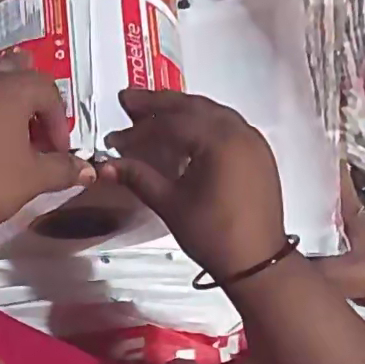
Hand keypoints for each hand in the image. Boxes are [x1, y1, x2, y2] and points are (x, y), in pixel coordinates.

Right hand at [100, 88, 286, 275]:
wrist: (258, 263)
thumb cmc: (213, 235)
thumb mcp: (171, 204)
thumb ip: (139, 178)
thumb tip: (105, 166)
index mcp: (218, 141)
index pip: (170, 123)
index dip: (139, 129)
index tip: (115, 139)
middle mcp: (239, 131)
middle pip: (192, 107)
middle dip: (158, 103)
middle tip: (128, 100)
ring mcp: (253, 141)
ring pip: (211, 112)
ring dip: (181, 110)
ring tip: (153, 112)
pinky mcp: (259, 153)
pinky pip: (227, 126)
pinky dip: (202, 123)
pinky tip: (186, 132)